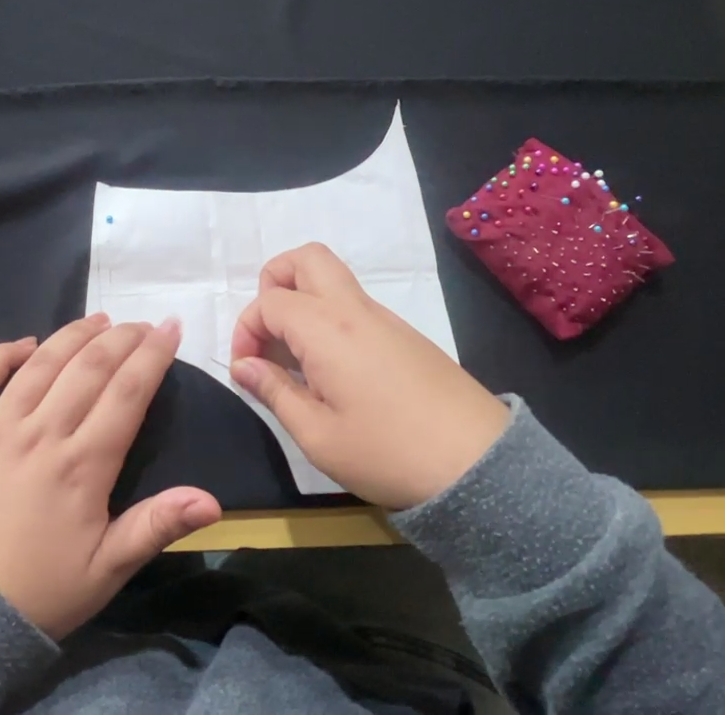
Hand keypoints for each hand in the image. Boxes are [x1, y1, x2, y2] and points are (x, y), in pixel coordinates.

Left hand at [0, 314, 222, 638]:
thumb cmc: (36, 594)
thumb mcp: (105, 571)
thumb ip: (155, 527)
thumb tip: (212, 500)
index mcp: (82, 465)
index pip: (126, 393)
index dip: (152, 356)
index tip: (171, 328)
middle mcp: (41, 433)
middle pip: (87, 368)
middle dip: (121, 338)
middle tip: (142, 324)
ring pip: (40, 365)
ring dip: (72, 336)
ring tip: (99, 319)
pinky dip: (1, 354)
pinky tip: (24, 343)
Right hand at [229, 243, 509, 510]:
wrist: (480, 466)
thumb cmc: (388, 452)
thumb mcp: (318, 435)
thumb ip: (274, 392)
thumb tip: (244, 366)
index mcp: (327, 328)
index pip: (268, 301)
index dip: (245, 330)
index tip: (246, 371)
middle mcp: (355, 310)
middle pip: (306, 259)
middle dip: (274, 282)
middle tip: (268, 332)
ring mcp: (385, 320)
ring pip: (332, 280)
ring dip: (301, 302)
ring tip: (295, 359)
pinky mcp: (405, 336)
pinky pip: (354, 307)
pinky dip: (328, 319)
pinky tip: (329, 371)